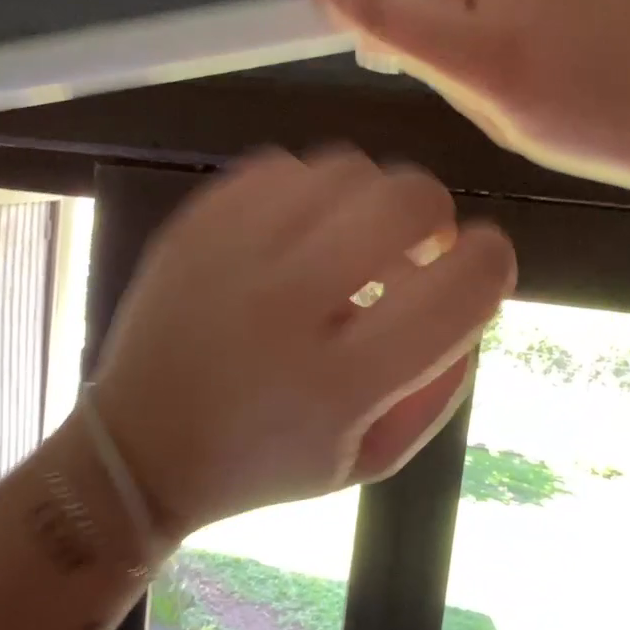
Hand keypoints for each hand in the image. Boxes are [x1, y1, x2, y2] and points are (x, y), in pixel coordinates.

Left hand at [89, 148, 515, 538]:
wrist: (138, 448)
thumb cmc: (261, 463)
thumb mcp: (368, 459)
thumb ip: (438, 385)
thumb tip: (469, 297)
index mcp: (339, 384)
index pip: (459, 287)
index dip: (492, 262)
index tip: (480, 263)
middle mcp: (285, 307)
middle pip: (404, 201)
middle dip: (436, 214)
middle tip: (418, 244)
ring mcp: (230, 256)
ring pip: (344, 169)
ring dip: (372, 197)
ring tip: (355, 237)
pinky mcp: (193, 227)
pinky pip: (279, 166)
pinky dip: (310, 189)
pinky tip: (300, 228)